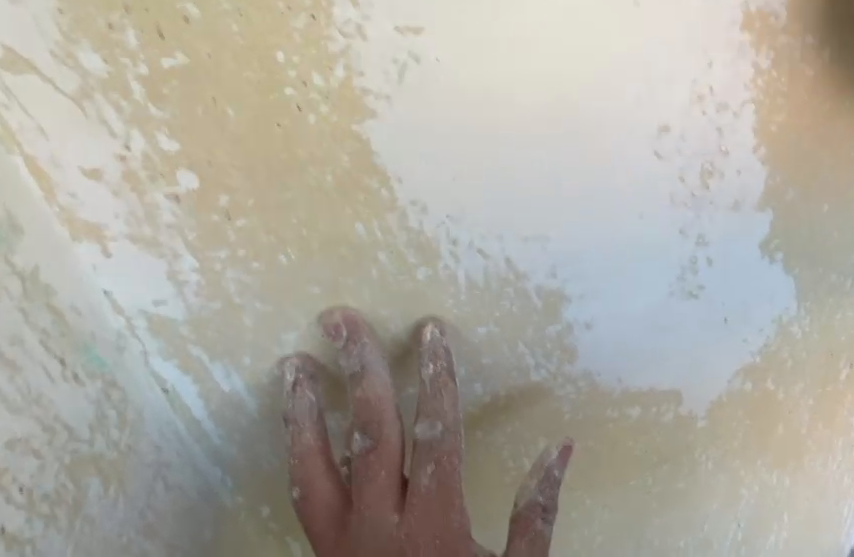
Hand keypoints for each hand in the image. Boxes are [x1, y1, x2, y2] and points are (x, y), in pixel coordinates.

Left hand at [279, 307, 572, 556]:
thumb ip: (535, 517)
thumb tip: (562, 447)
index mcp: (431, 525)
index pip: (434, 434)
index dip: (435, 379)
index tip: (430, 331)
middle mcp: (378, 526)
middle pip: (367, 435)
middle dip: (358, 372)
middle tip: (341, 320)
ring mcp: (339, 543)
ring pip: (314, 468)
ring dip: (304, 413)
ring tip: (291, 365)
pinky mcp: (320, 554)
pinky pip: (302, 497)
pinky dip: (296, 453)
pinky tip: (295, 424)